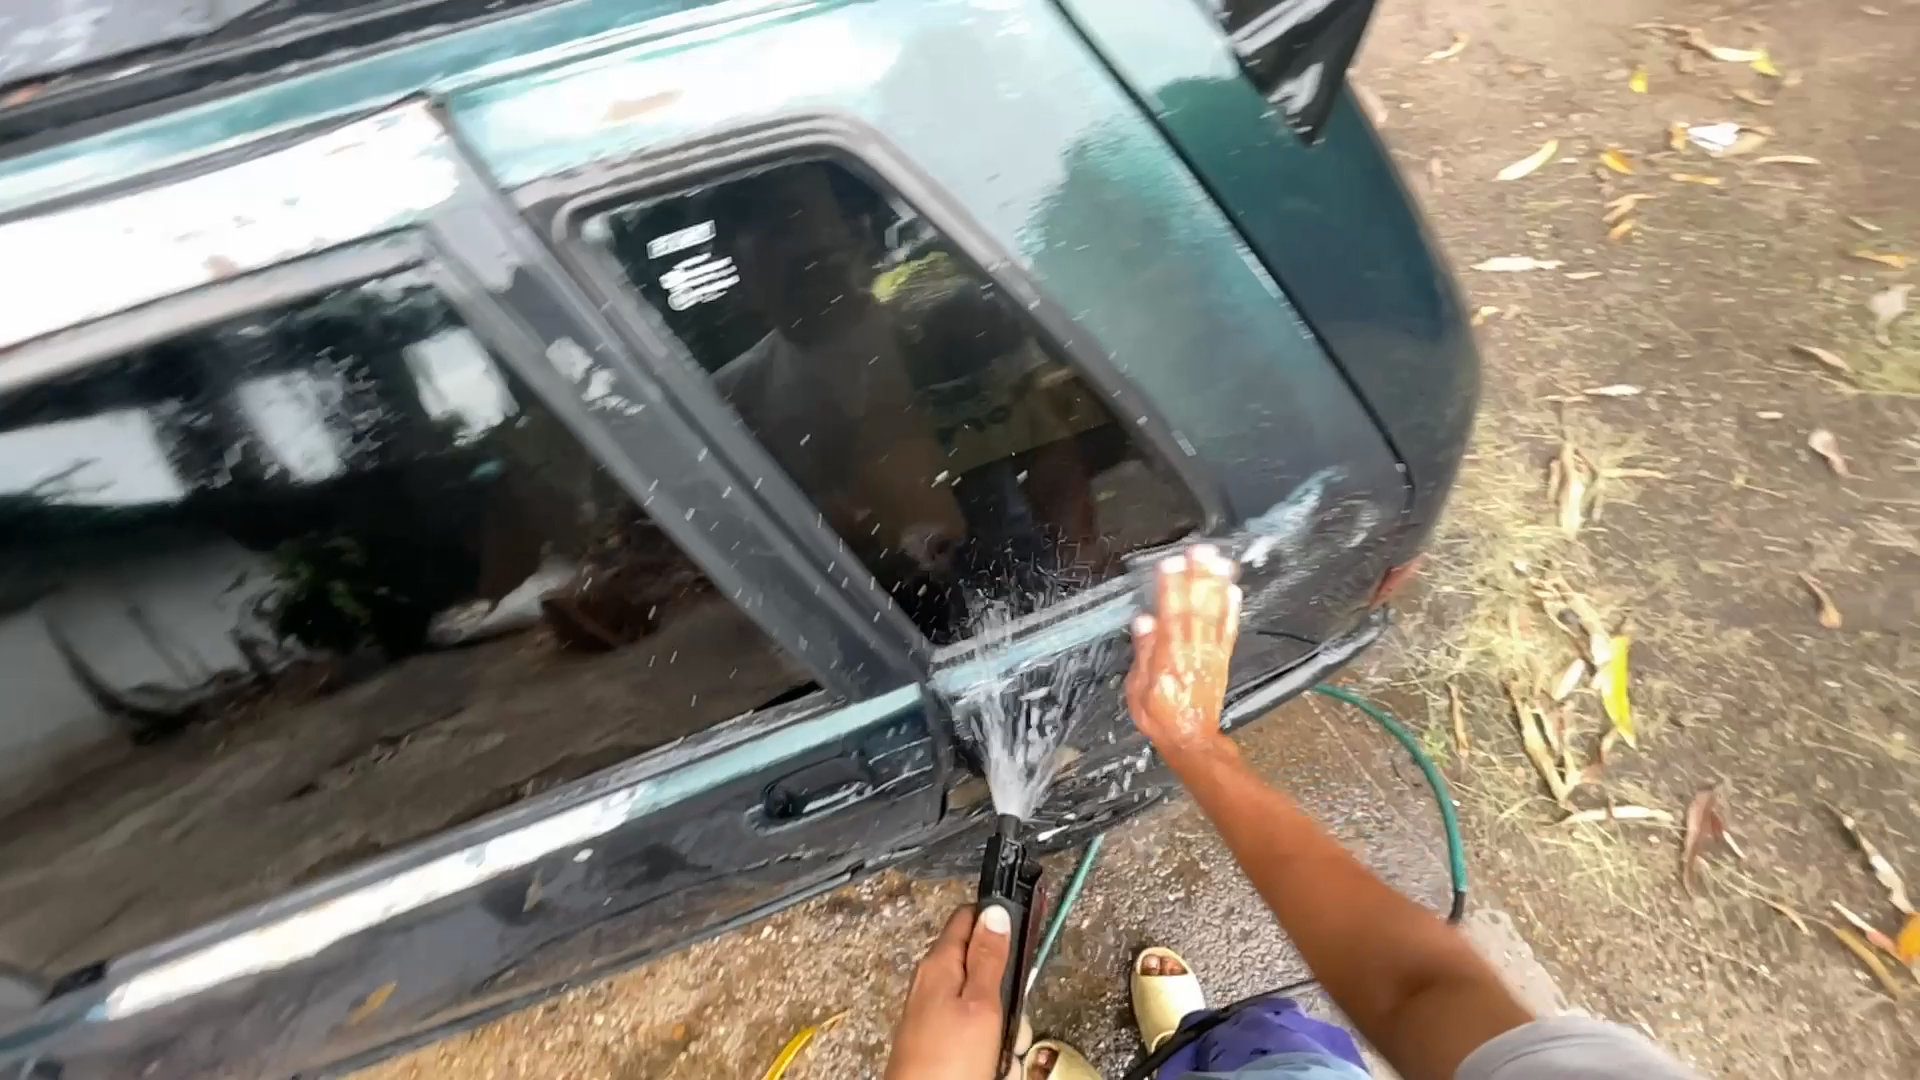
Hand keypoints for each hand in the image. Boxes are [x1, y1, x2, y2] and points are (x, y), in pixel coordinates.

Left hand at [883, 904, 1011, 1079]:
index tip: (1021, 935)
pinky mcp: (935, 1043)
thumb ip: (989, 957)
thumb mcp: (981, 1005)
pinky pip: (970, 1031)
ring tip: (1001, 1053)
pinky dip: (986, 1046)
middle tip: (1012, 1015)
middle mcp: (931, 981)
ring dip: (999, 1024)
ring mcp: (931, 1013)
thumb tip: (995, 910)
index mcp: (939, 962)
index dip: (995, 920)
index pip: (967, 917)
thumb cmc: (949, 1065)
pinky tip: (990, 1066)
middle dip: (1004, 987)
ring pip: (979, 1002)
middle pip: (978, 963)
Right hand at [1126, 545, 1241, 761]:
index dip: (1171, 588)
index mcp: (1168, 658)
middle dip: (1197, 577)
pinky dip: (1232, 611)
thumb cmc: (1160, 716)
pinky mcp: (1222, 659)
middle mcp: (1193, 652)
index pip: (1169, 615)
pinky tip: (1234, 591)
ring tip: (1219, 561)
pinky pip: (1228, 631)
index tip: (1171, 563)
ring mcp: (1210, 654)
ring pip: (1214, 614)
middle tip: (1200, 550)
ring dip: (1216, 586)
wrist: (1191, 739)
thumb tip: (1143, 622)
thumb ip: (1143, 654)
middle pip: (1196, 608)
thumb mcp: (1137, 689)